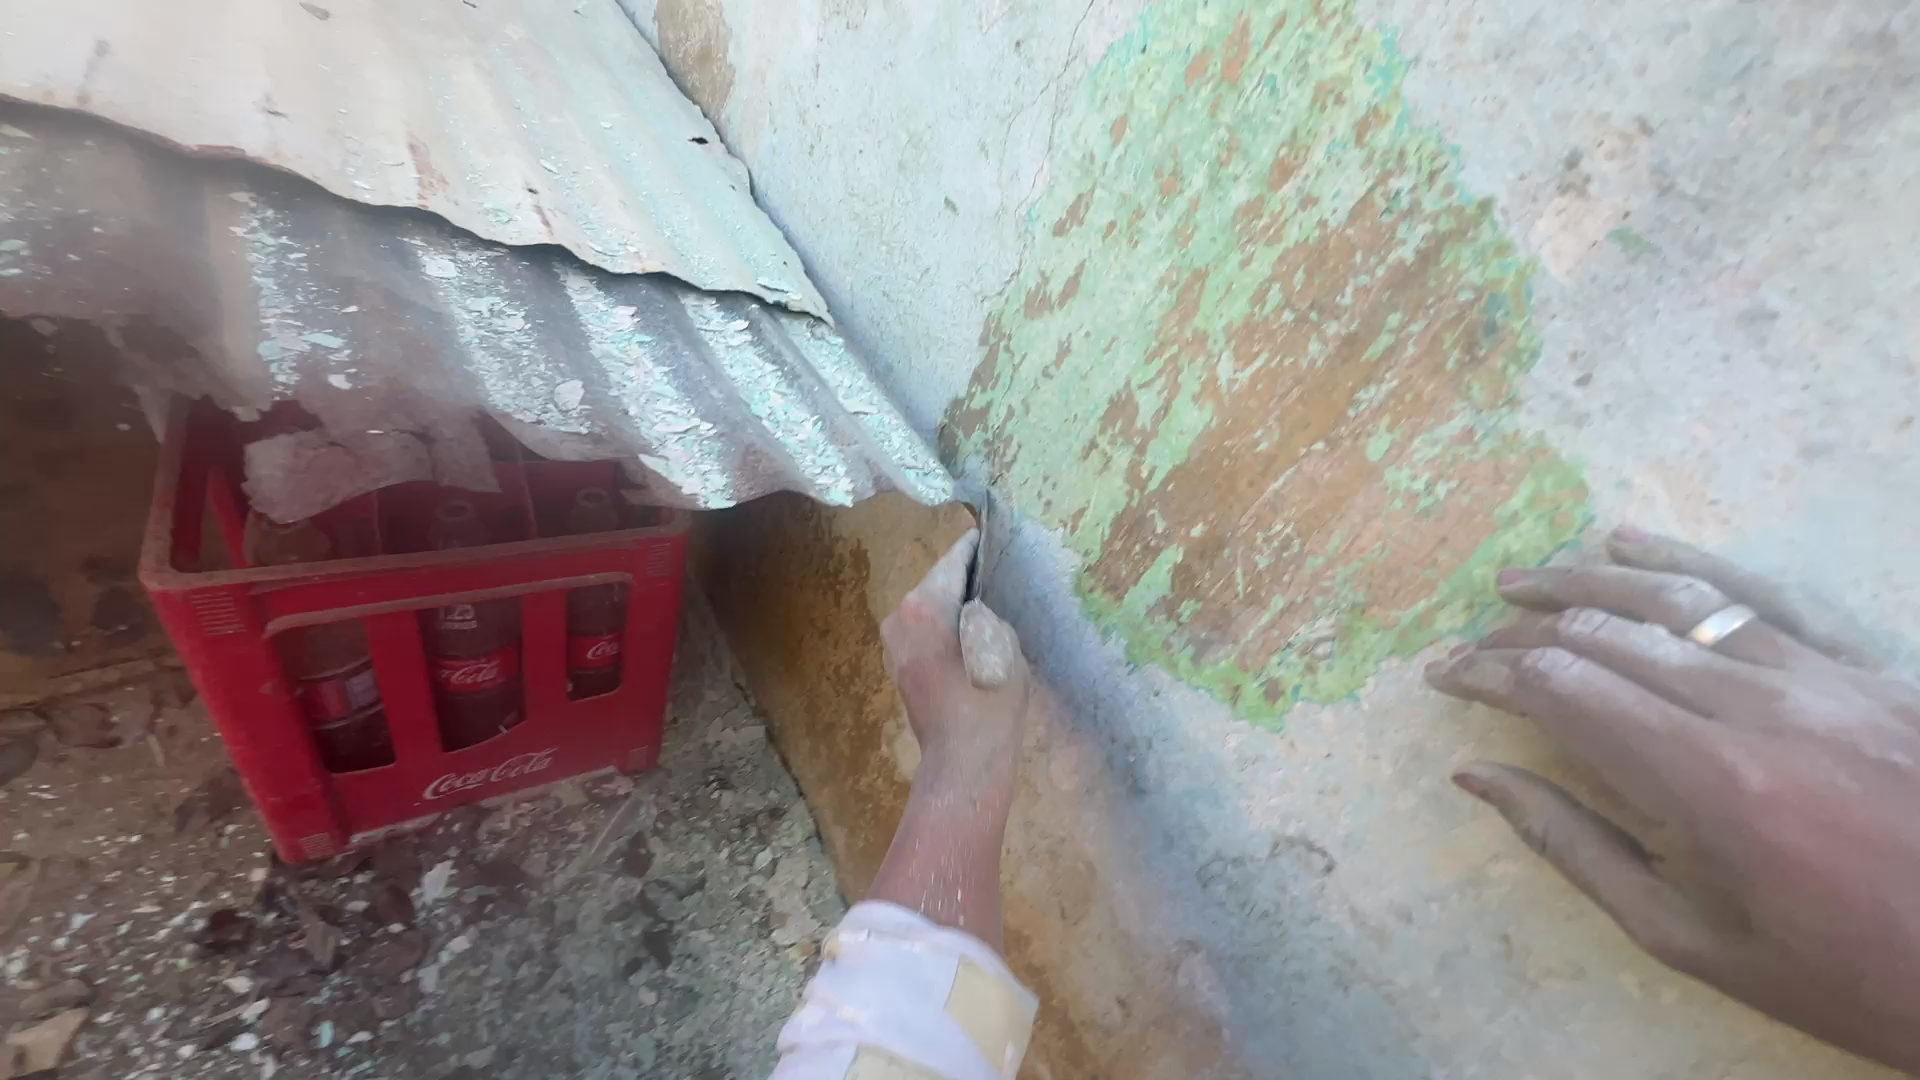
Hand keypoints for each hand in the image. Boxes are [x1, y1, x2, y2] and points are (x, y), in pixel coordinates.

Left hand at [880, 529, 1031, 779]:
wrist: (963, 757)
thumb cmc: (991, 699)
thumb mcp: (1004, 643)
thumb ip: (986, 611)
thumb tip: (974, 603)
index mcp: (926, 605)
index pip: (952, 561)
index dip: (972, 547)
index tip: (985, 535)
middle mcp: (900, 616)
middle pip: (935, 582)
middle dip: (961, 578)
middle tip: (991, 573)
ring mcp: (892, 642)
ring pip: (925, 607)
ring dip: (948, 604)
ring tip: (980, 606)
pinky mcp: (895, 663)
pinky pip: (919, 630)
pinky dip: (939, 627)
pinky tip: (963, 636)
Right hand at [1426, 527, 1919, 1074]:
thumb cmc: (1852, 973)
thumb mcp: (1690, 938)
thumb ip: (1569, 844)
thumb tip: (1473, 773)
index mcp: (1706, 780)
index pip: (1555, 687)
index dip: (1483, 674)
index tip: (1443, 678)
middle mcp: (1756, 708)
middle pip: (1597, 636)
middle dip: (1513, 638)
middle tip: (1471, 652)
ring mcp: (1823, 679)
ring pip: (1669, 599)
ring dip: (1575, 584)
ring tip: (1517, 583)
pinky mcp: (1872, 670)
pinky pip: (1766, 594)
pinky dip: (1685, 561)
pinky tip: (1627, 542)